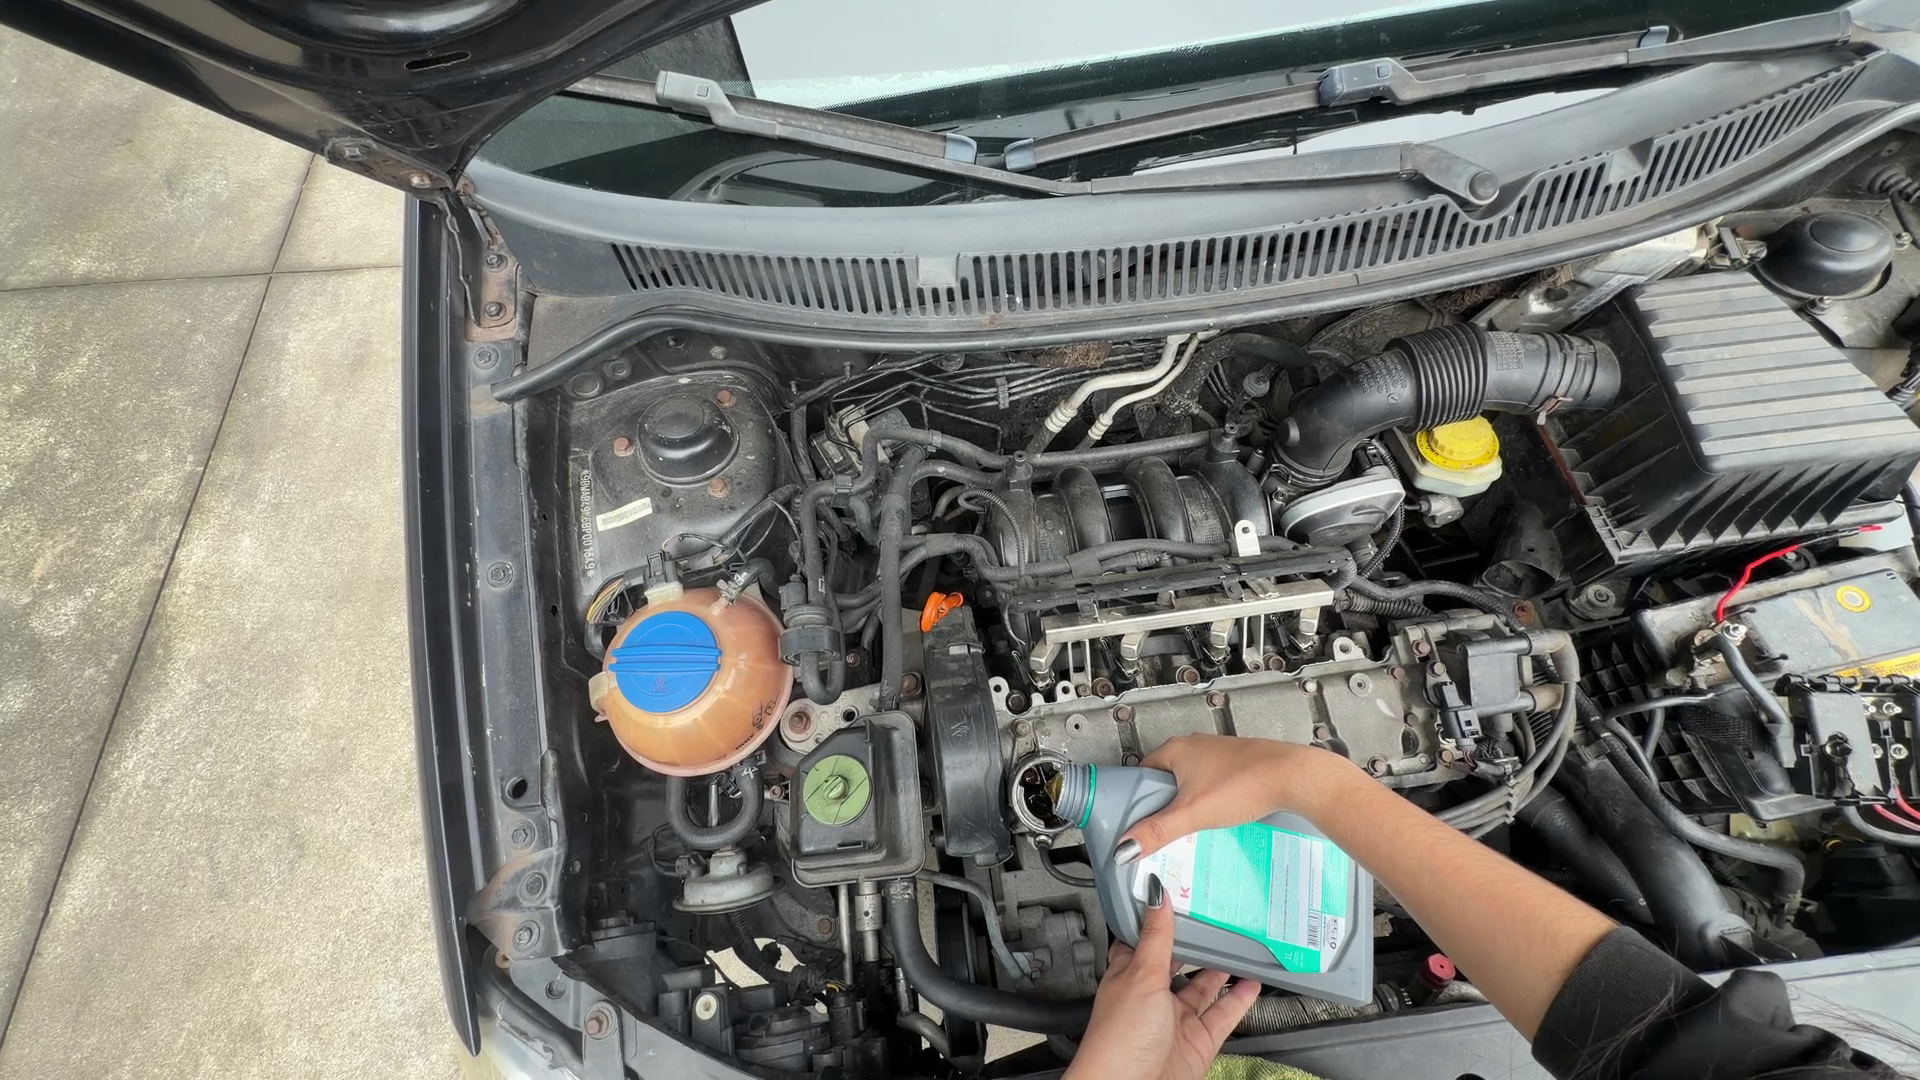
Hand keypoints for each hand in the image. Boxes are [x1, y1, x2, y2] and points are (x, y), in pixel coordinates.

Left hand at [1063, 874, 1260, 1079]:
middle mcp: (1152, 993)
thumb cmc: (1120, 1036)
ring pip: (1202, 987)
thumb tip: (1156, 894)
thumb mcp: (1141, 974)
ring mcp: (1176, 1018)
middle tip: (1215, 917)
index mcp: (1129, 971)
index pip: (1145, 937)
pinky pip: (1222, 1015)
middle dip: (1194, 943)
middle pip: (1177, 961)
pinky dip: (1239, 999)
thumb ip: (1156, 936)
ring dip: (1220, 968)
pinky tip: (1252, 983)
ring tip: (1238, 943)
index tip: (1178, 895)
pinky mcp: (1198, 1042)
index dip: (1160, 918)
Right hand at [1117, 735, 1363, 862]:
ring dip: (1188, 800)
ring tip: (1192, 825)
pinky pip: (1212, 780)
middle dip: (1163, 802)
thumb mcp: (1192, 814)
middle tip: (1163, 827)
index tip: (1136, 817)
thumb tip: (1124, 847)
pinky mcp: (1237, 762)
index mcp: (1175, 749)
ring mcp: (1217, 753)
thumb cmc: (1244, 784)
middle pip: (1166, 776)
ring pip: (1191, 779)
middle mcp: (1194, 745)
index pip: (1142, 771)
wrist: (1292, 777)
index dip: (1136, 795)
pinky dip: (1210, 797)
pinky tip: (1219, 814)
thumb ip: (1157, 831)